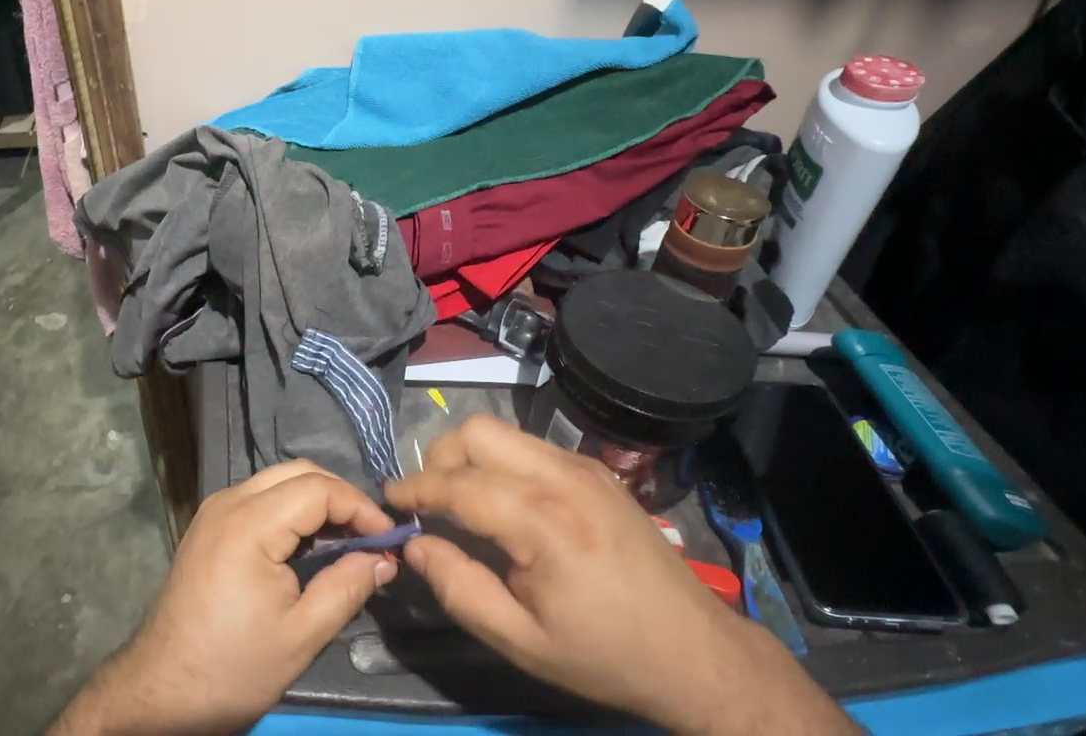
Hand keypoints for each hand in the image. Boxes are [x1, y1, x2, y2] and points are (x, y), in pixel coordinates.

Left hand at [51, 460, 399, 735]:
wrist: (161, 691)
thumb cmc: (232, 667)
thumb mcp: (301, 635)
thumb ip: (346, 587)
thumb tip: (384, 560)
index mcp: (249, 523)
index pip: (318, 488)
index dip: (359, 507)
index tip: (389, 538)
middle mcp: (228, 502)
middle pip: (297, 473)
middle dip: (340, 497)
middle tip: (371, 534)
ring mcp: (214, 511)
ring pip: (277, 482)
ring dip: (316, 501)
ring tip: (348, 539)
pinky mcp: (208, 526)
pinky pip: (259, 499)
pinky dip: (291, 510)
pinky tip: (311, 544)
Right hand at [387, 416, 854, 735]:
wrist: (696, 652)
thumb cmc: (606, 654)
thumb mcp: (522, 641)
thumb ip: (459, 589)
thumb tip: (415, 546)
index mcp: (544, 522)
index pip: (459, 484)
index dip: (416, 490)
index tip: (389, 501)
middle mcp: (563, 478)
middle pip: (478, 432)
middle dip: (440, 459)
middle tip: (428, 502)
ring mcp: (583, 467)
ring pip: (503, 431)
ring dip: (469, 456)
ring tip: (459, 500)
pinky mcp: (596, 470)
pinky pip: (529, 445)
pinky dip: (500, 460)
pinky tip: (502, 502)